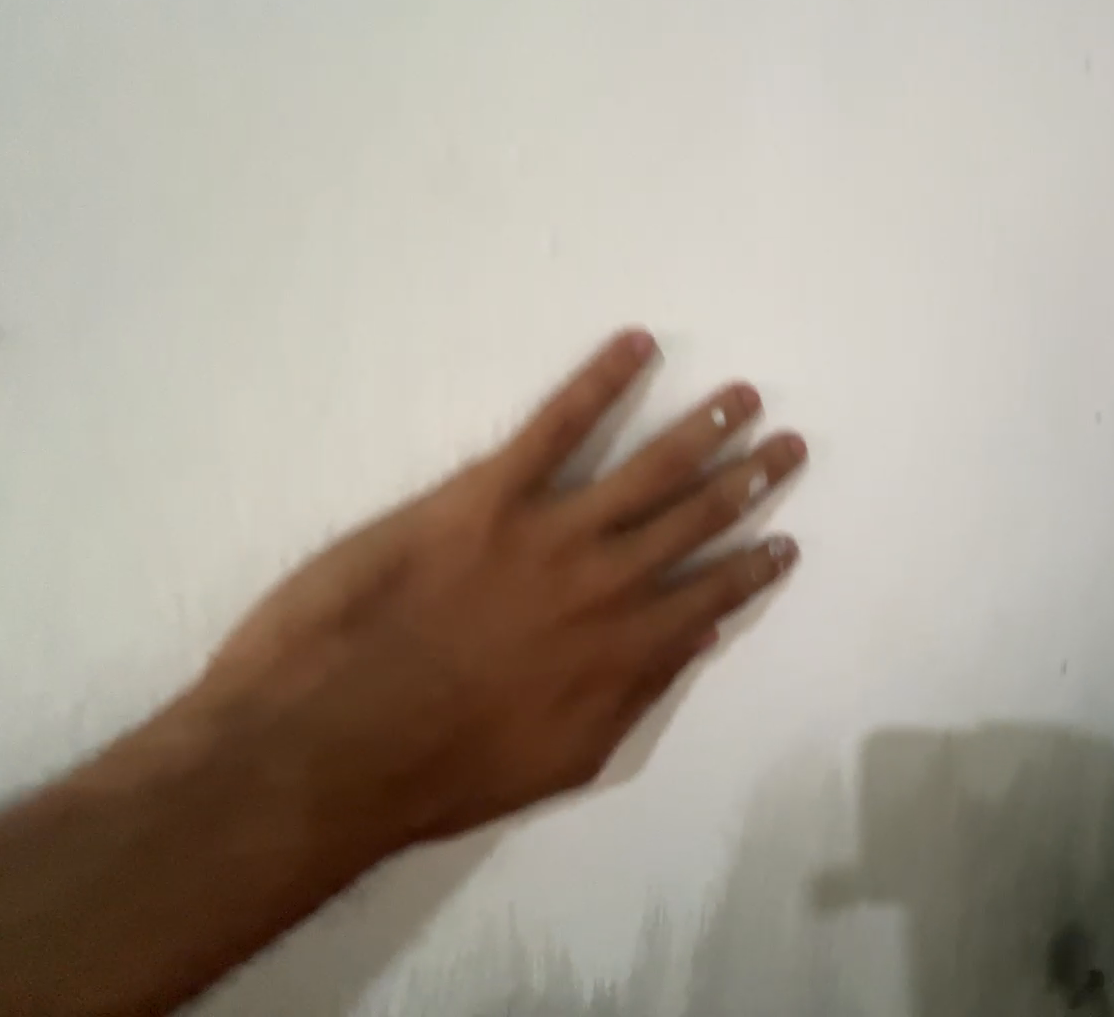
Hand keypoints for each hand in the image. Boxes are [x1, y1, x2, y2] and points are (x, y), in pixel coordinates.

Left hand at [179, 328, 805, 850]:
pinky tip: (636, 344)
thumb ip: (642, 693)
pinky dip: (600, 381)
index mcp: (628, 645)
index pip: (716, 591)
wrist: (325, 749)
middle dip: (752, 478)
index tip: (787, 538)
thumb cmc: (447, 768)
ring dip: (704, 426)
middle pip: (698, 515)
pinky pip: (555, 425)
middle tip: (789, 444)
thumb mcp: (570, 756)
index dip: (757, 564)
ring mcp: (552, 530)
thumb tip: (699, 635)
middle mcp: (610, 580)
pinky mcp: (485, 496)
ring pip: (650, 466)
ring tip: (743, 396)